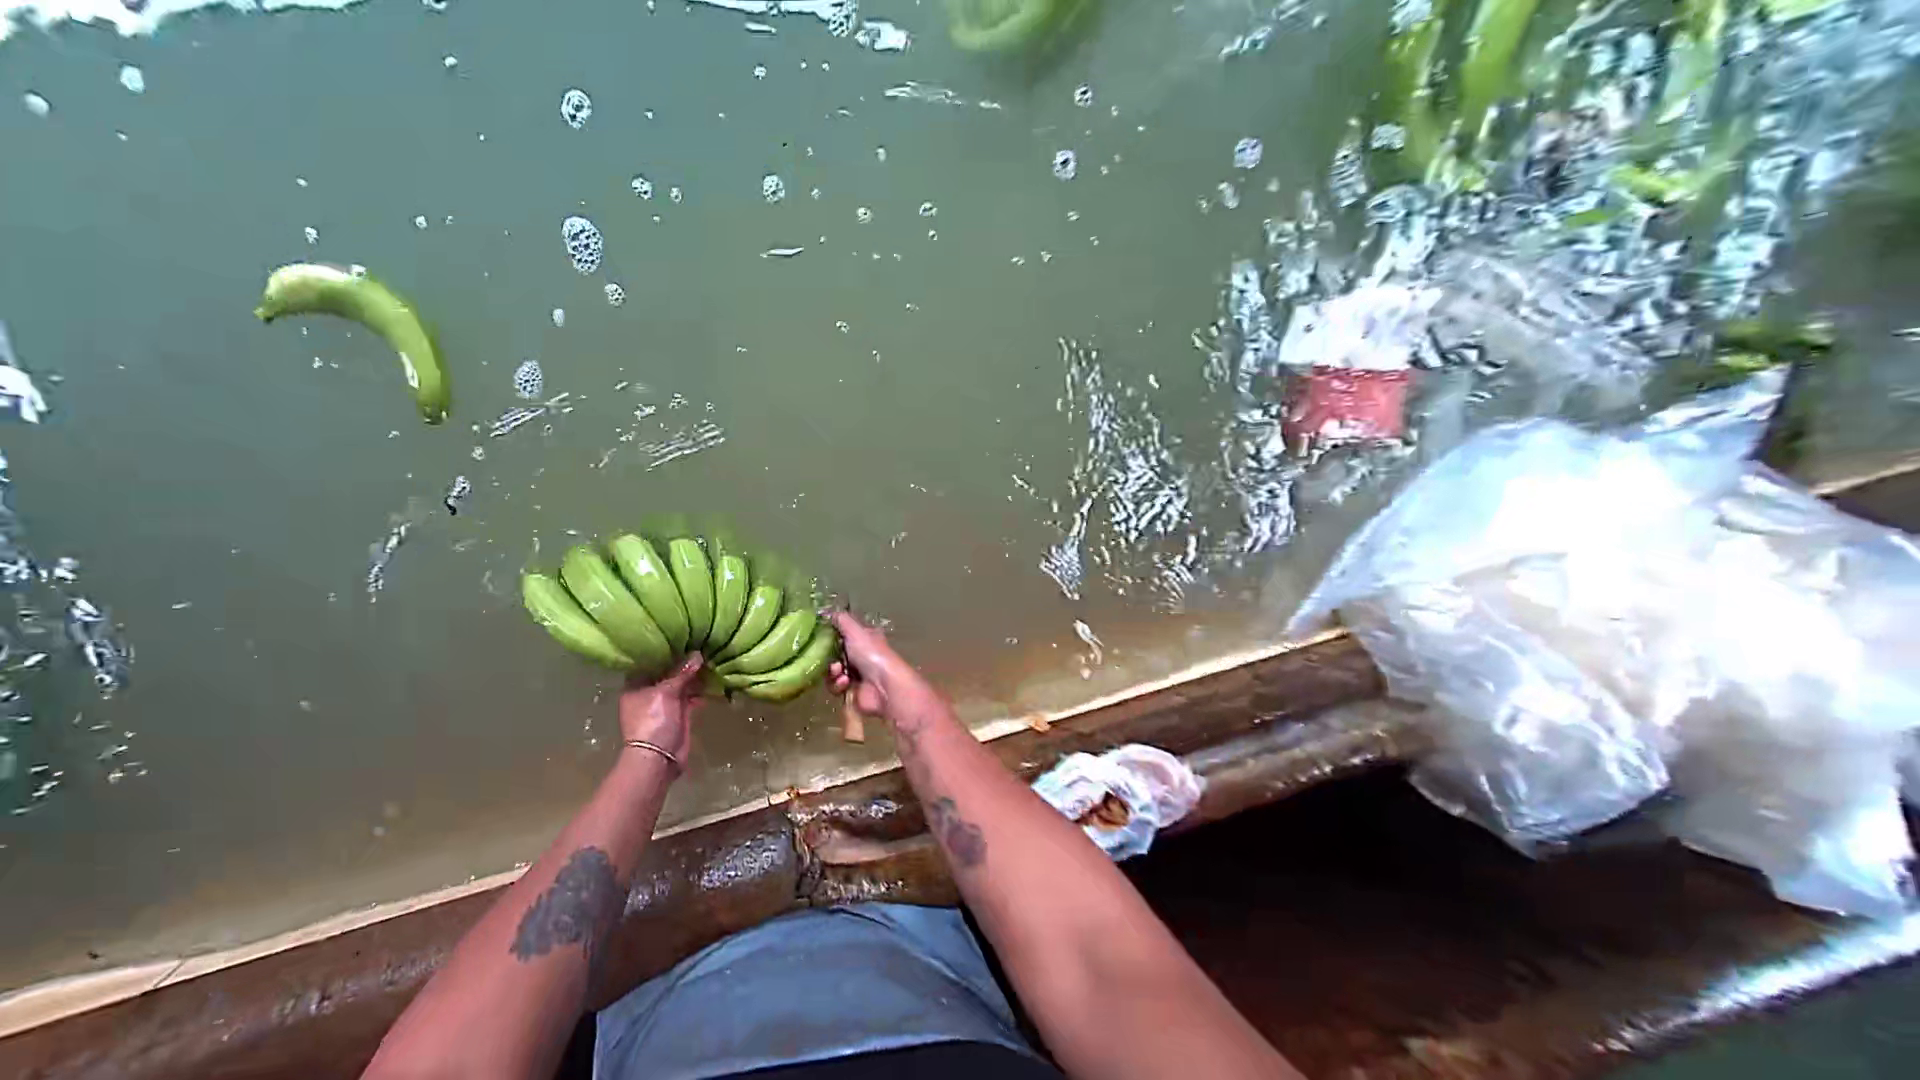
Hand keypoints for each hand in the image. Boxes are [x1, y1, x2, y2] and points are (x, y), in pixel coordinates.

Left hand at [618, 654, 704, 766]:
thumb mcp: (666, 693)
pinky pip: (691, 696)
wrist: (659, 757)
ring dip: (694, 675)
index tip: (681, 636)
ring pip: (681, 683)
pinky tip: (713, 681)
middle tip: (702, 644)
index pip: (649, 661)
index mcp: (636, 684)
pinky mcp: (678, 713)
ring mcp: (664, 703)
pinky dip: (700, 690)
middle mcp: (648, 691)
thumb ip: (682, 673)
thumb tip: (697, 654)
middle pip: (667, 671)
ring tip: (711, 659)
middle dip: (683, 662)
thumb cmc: (654, 721)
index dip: (664, 649)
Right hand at [828, 611, 934, 727]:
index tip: (819, 636)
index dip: (831, 635)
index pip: (843, 634)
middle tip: (829, 657)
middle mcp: (861, 655)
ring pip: (832, 671)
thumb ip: (842, 620)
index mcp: (865, 638)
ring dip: (832, 672)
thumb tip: (828, 611)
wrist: (884, 687)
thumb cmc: (872, 654)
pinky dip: (837, 684)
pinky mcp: (852, 692)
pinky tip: (845, 683)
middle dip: (828, 656)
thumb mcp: (855, 631)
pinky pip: (835, 687)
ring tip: (839, 672)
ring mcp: (857, 674)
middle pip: (834, 654)